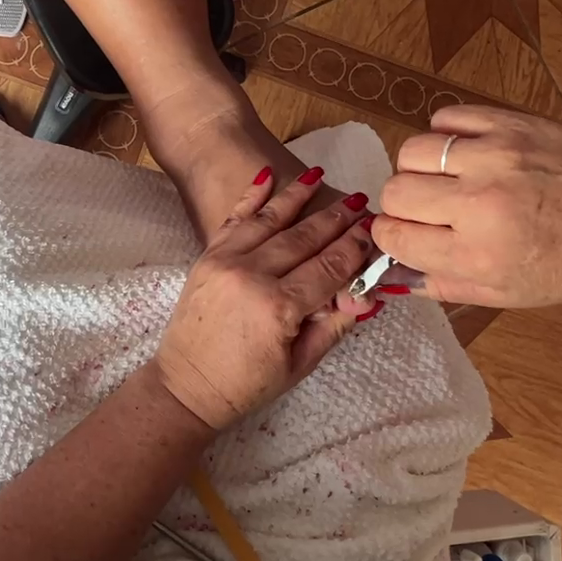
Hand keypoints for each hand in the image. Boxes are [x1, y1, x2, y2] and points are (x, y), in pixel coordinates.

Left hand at [153, 168, 378, 429]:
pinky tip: (267, 175)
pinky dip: (251, 196)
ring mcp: (226, 261)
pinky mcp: (207, 257)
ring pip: (270, 220)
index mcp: (279, 307)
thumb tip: (368, 294)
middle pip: (303, 238)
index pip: (329, 267)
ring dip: (297, 196)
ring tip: (320, 175)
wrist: (187, 385)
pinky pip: (233, 219)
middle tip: (359, 200)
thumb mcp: (301, 365)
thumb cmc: (247, 384)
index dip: (355, 248)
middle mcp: (252, 275)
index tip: (374, 229)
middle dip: (335, 218)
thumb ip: (334, 325)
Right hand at [371, 106, 561, 307]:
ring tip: (449, 178)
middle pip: (394, 191)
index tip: (410, 234)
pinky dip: (448, 135)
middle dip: (404, 204)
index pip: (391, 235)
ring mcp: (496, 157)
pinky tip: (469, 153)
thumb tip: (388, 271)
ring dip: (421, 168)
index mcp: (476, 254)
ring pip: (412, 151)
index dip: (394, 236)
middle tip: (431, 209)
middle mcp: (480, 203)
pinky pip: (447, 118)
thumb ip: (439, 283)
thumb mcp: (502, 294)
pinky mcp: (512, 124)